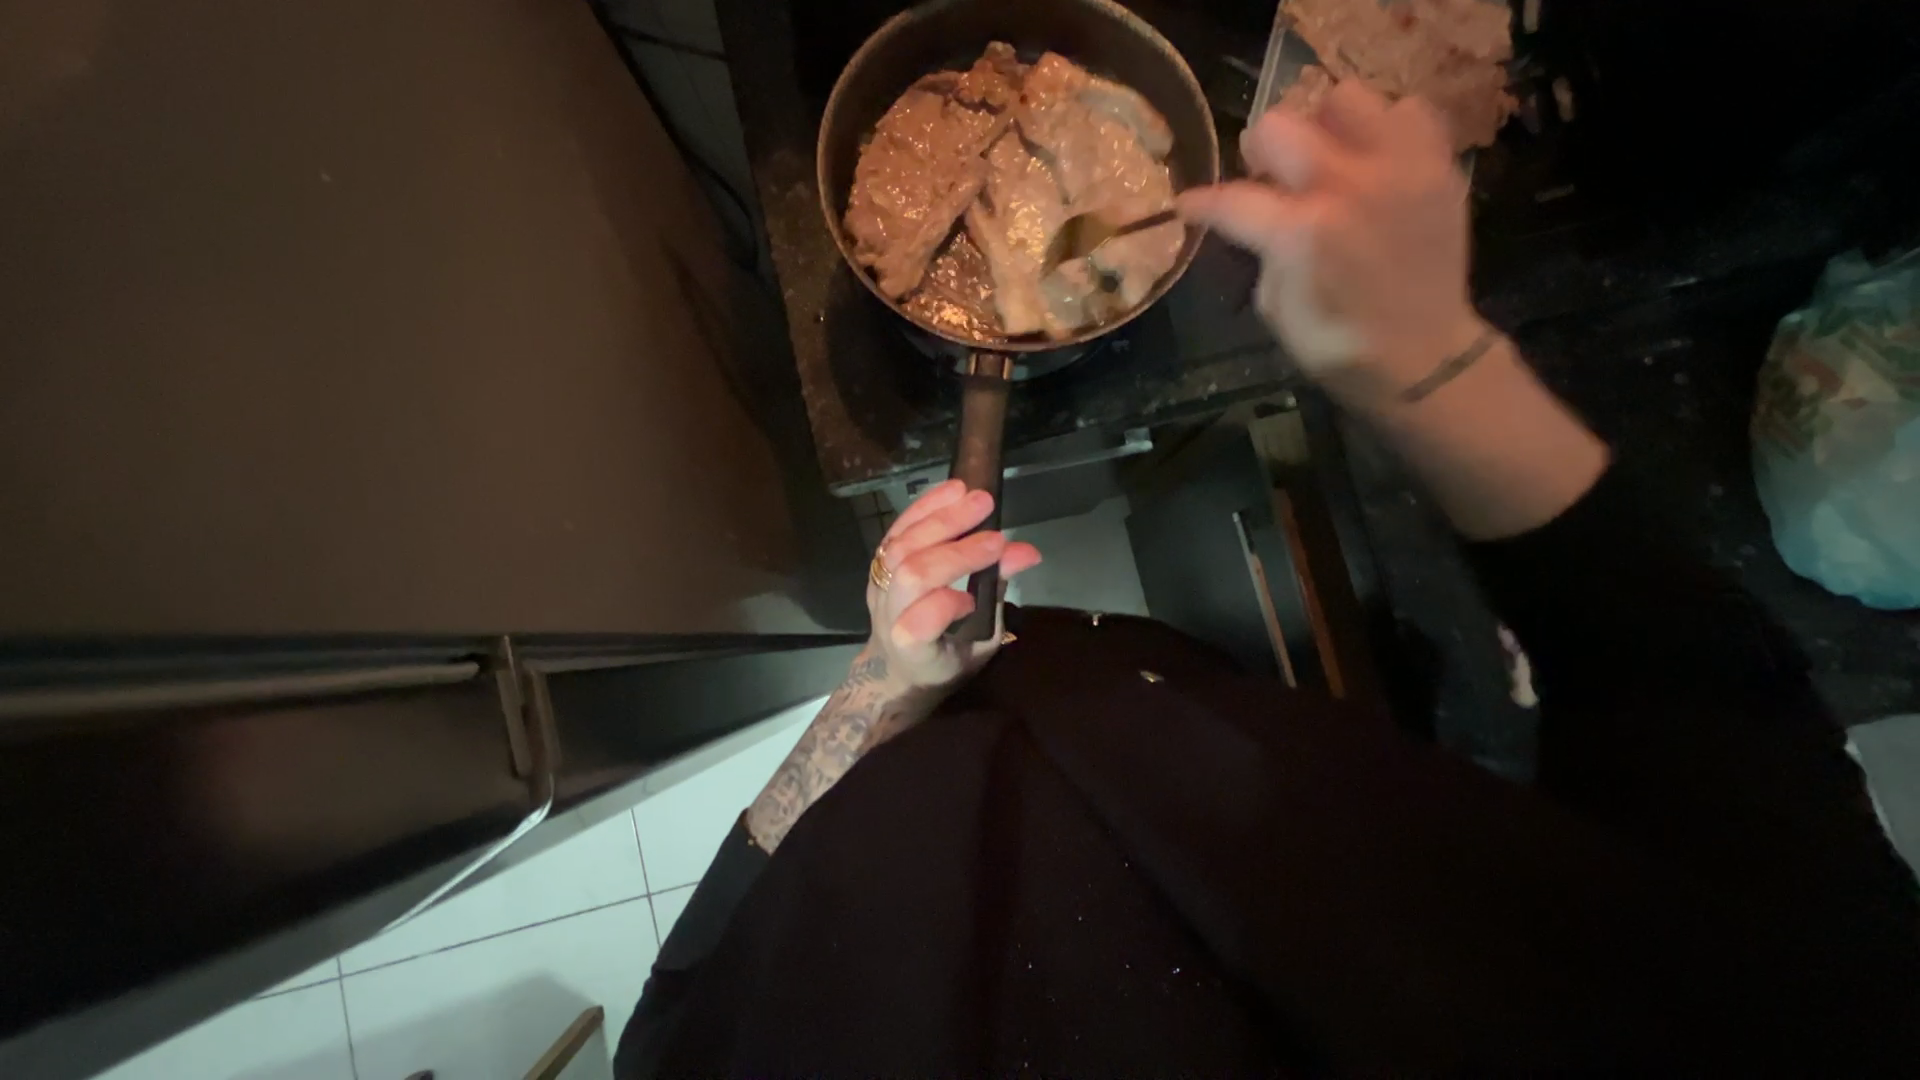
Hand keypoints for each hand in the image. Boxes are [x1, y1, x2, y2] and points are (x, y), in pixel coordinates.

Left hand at [866, 478, 1042, 694]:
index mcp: (913, 650)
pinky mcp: (878, 565)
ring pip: (901, 546)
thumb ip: (997, 599)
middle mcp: (888, 616)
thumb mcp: (980, 644)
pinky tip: (952, 491)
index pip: (918, 625)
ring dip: (940, 517)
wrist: (897, 664)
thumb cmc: (947, 660)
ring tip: (974, 497)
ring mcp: (878, 588)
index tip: (976, 596)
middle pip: (912, 574)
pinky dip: (925, 507)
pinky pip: (897, 530)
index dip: (946, 604)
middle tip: (992, 527)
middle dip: (955, 546)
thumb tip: (1026, 552)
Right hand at [1177, 81, 1484, 400]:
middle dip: (1258, 152)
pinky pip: (1405, 112)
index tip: (1188, 206)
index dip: (1201, 204)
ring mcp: (1398, 166)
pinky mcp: (1436, 164)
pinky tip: (1372, 164)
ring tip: (1324, 162)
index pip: (1231, 199)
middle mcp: (1347, 184)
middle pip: (1279, 125)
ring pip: (1344, 100)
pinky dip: (1381, 131)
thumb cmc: (1336, 344)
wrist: (1422, 355)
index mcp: (1300, 231)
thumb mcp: (1274, 306)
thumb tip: (1259, 222)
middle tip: (1263, 178)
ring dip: (1322, 128)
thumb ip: (1263, 250)